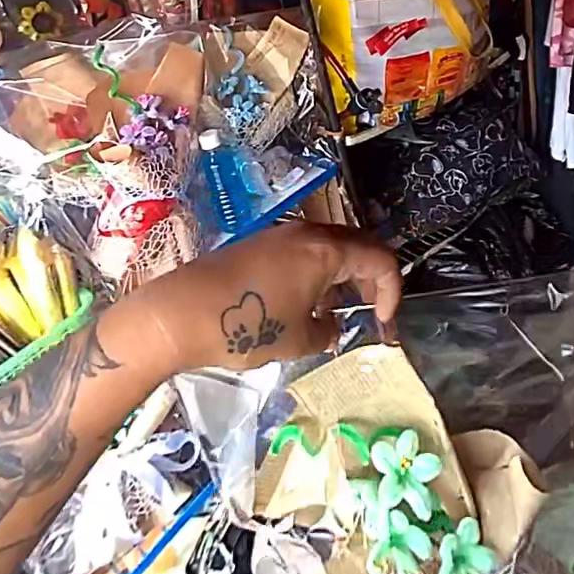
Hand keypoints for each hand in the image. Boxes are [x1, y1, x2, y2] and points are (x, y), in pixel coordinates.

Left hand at [122, 221, 401, 373]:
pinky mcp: (263, 241)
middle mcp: (310, 234)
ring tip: (332, 311)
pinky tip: (301, 301)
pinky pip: (306, 250)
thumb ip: (325, 333)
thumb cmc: (247, 326)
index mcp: (327, 251)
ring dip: (343, 274)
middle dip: (371, 279)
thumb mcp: (296, 340)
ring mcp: (284, 234)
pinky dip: (318, 271)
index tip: (383, 321)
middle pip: (359, 246)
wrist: (180, 312)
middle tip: (369, 310)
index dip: (392, 290)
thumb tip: (331, 328)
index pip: (381, 260)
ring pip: (331, 247)